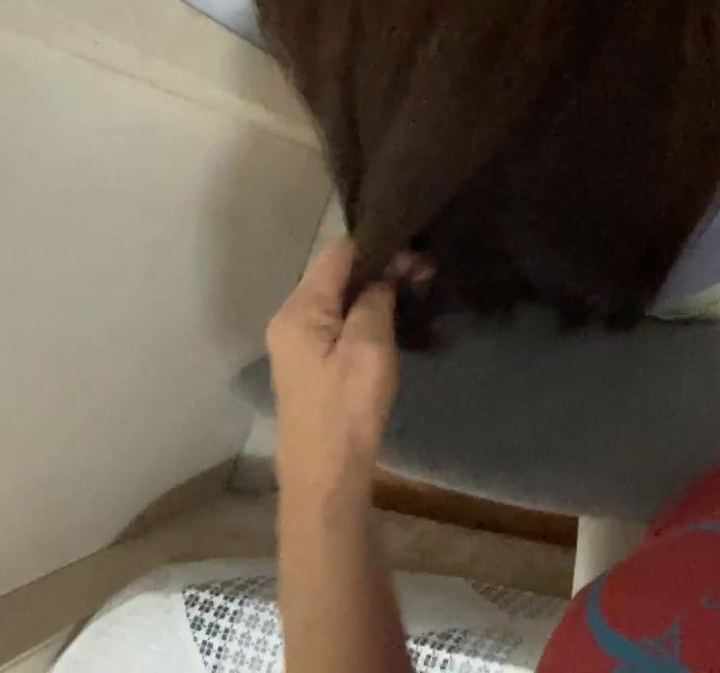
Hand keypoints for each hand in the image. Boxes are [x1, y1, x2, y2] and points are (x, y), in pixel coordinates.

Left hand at [267, 241, 398, 505]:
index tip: (418, 250)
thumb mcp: (369, 346)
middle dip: (382, 265)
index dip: (379, 244)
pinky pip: (341, 318)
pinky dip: (368, 309)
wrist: (327, 475)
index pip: (338, 253)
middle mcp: (292, 318)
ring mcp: (299, 340)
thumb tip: (388, 268)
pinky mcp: (312, 359)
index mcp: (299, 310)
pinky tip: (396, 314)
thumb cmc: (348, 407)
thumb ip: (376, 298)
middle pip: (338, 272)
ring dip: (378, 288)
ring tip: (419, 290)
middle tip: (427, 273)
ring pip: (341, 295)